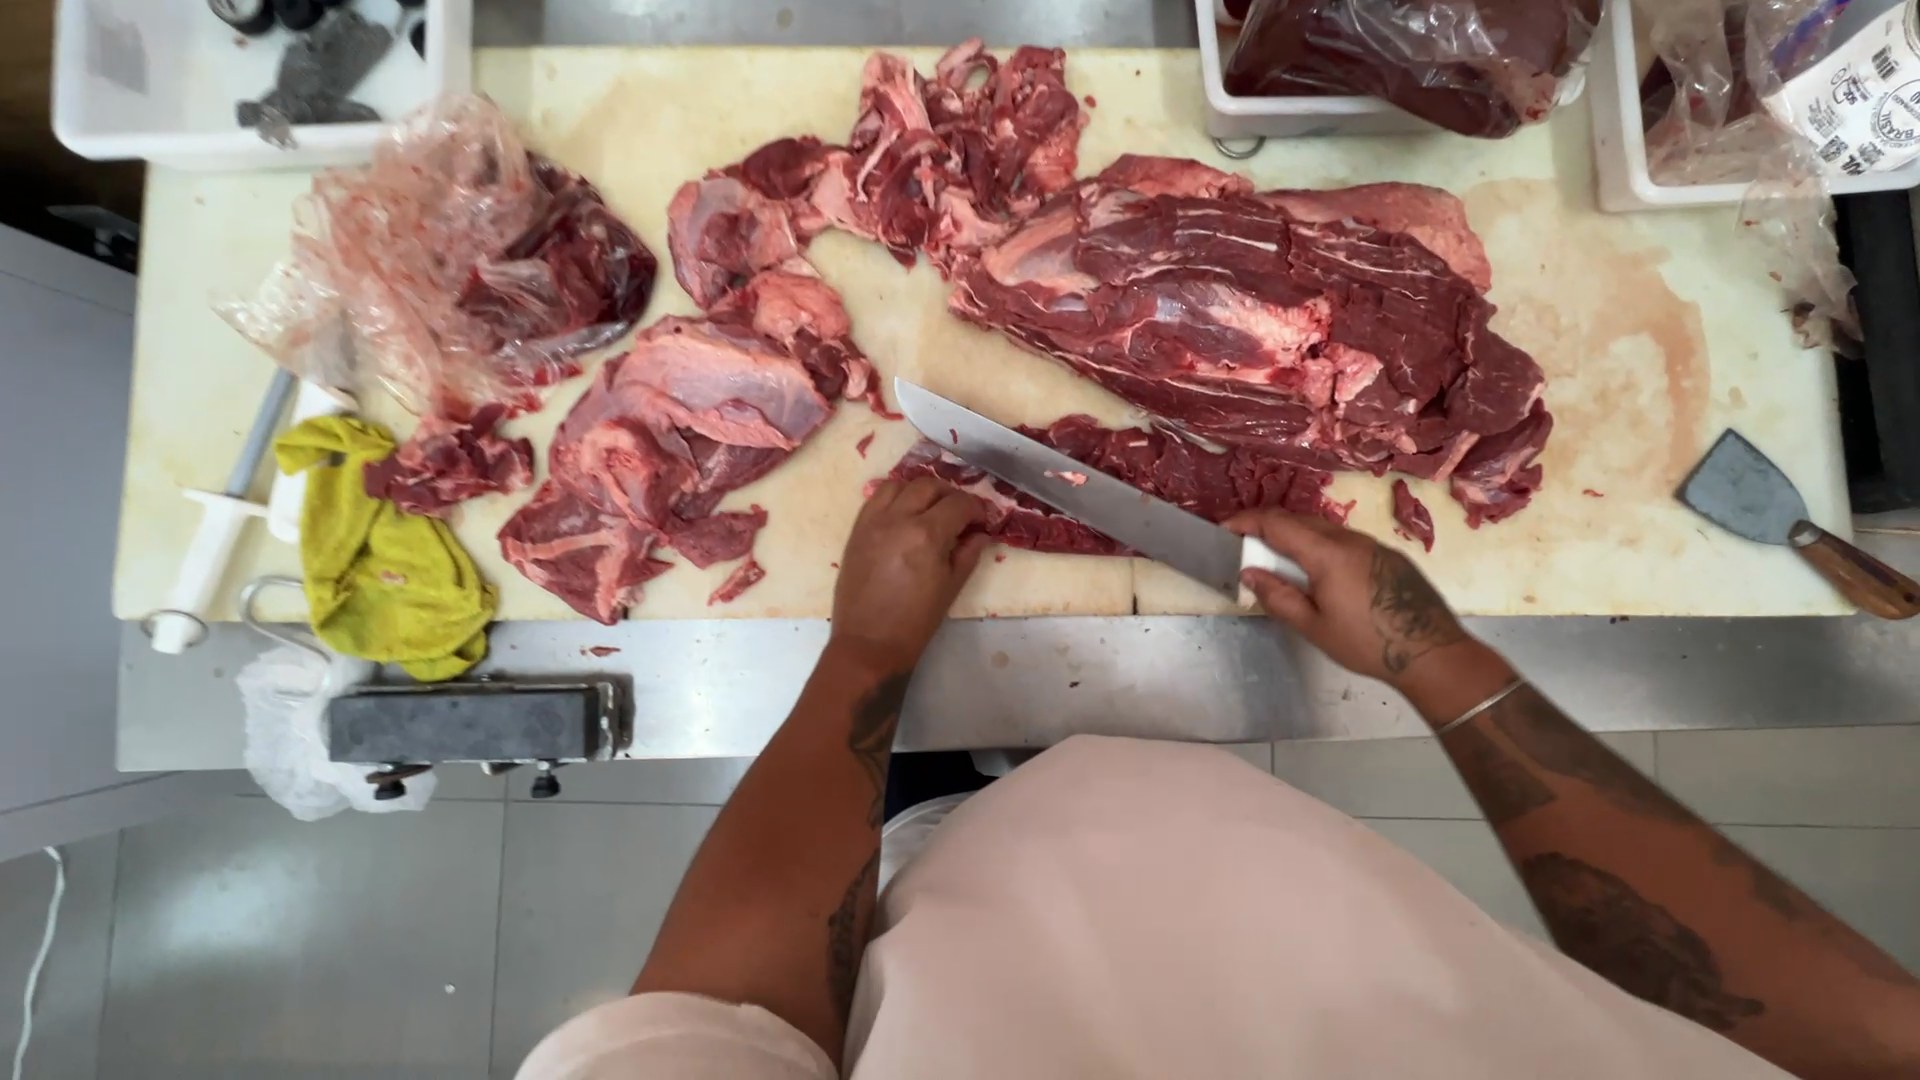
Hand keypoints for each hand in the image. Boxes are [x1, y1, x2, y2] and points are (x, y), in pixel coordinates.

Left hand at [830, 477, 990, 670]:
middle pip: (929, 486)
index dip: (976, 508)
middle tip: (959, 513)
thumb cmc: (915, 621)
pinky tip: (904, 513)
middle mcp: (899, 518)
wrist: (869, 642)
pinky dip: (894, 497)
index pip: (959, 504)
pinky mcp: (857, 529)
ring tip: (929, 508)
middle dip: (950, 494)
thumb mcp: (951, 587)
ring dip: (919, 490)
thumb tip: (980, 534)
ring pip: (900, 484)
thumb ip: (968, 554)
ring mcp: (874, 521)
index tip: (981, 520)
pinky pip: (876, 497)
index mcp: (927, 534)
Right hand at [1226, 508, 1481, 690]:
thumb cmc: (1366, 644)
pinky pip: (1343, 539)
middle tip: (1246, 545)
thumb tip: (1250, 573)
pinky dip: (1318, 544)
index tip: (1225, 529)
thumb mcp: (1313, 626)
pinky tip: (1315, 569)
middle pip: (1299, 520)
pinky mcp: (1388, 556)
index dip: (1247, 521)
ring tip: (1277, 558)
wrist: (1434, 654)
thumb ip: (1277, 596)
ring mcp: (1373, 545)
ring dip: (1294, 535)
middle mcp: (1350, 540)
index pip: (1277, 523)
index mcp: (1328, 554)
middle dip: (1267, 526)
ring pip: (1323, 528)